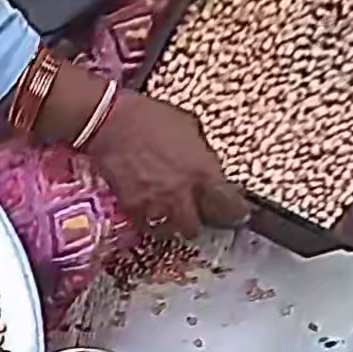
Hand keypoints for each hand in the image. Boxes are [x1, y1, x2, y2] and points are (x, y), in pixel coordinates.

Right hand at [86, 90, 249, 238]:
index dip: (234, 212)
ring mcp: (153, 204)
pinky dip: (151, 223)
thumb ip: (201, 157)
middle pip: (193, 226)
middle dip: (198, 223)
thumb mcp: (191, 130)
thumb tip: (204, 170)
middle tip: (199, 219)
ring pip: (169, 231)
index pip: (226, 203)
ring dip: (173, 226)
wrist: (114, 126)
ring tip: (174, 220)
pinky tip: (153, 215)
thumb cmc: (152, 120)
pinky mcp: (131, 209)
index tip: (237, 215)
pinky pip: (146, 225)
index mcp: (201, 170)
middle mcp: (179, 193)